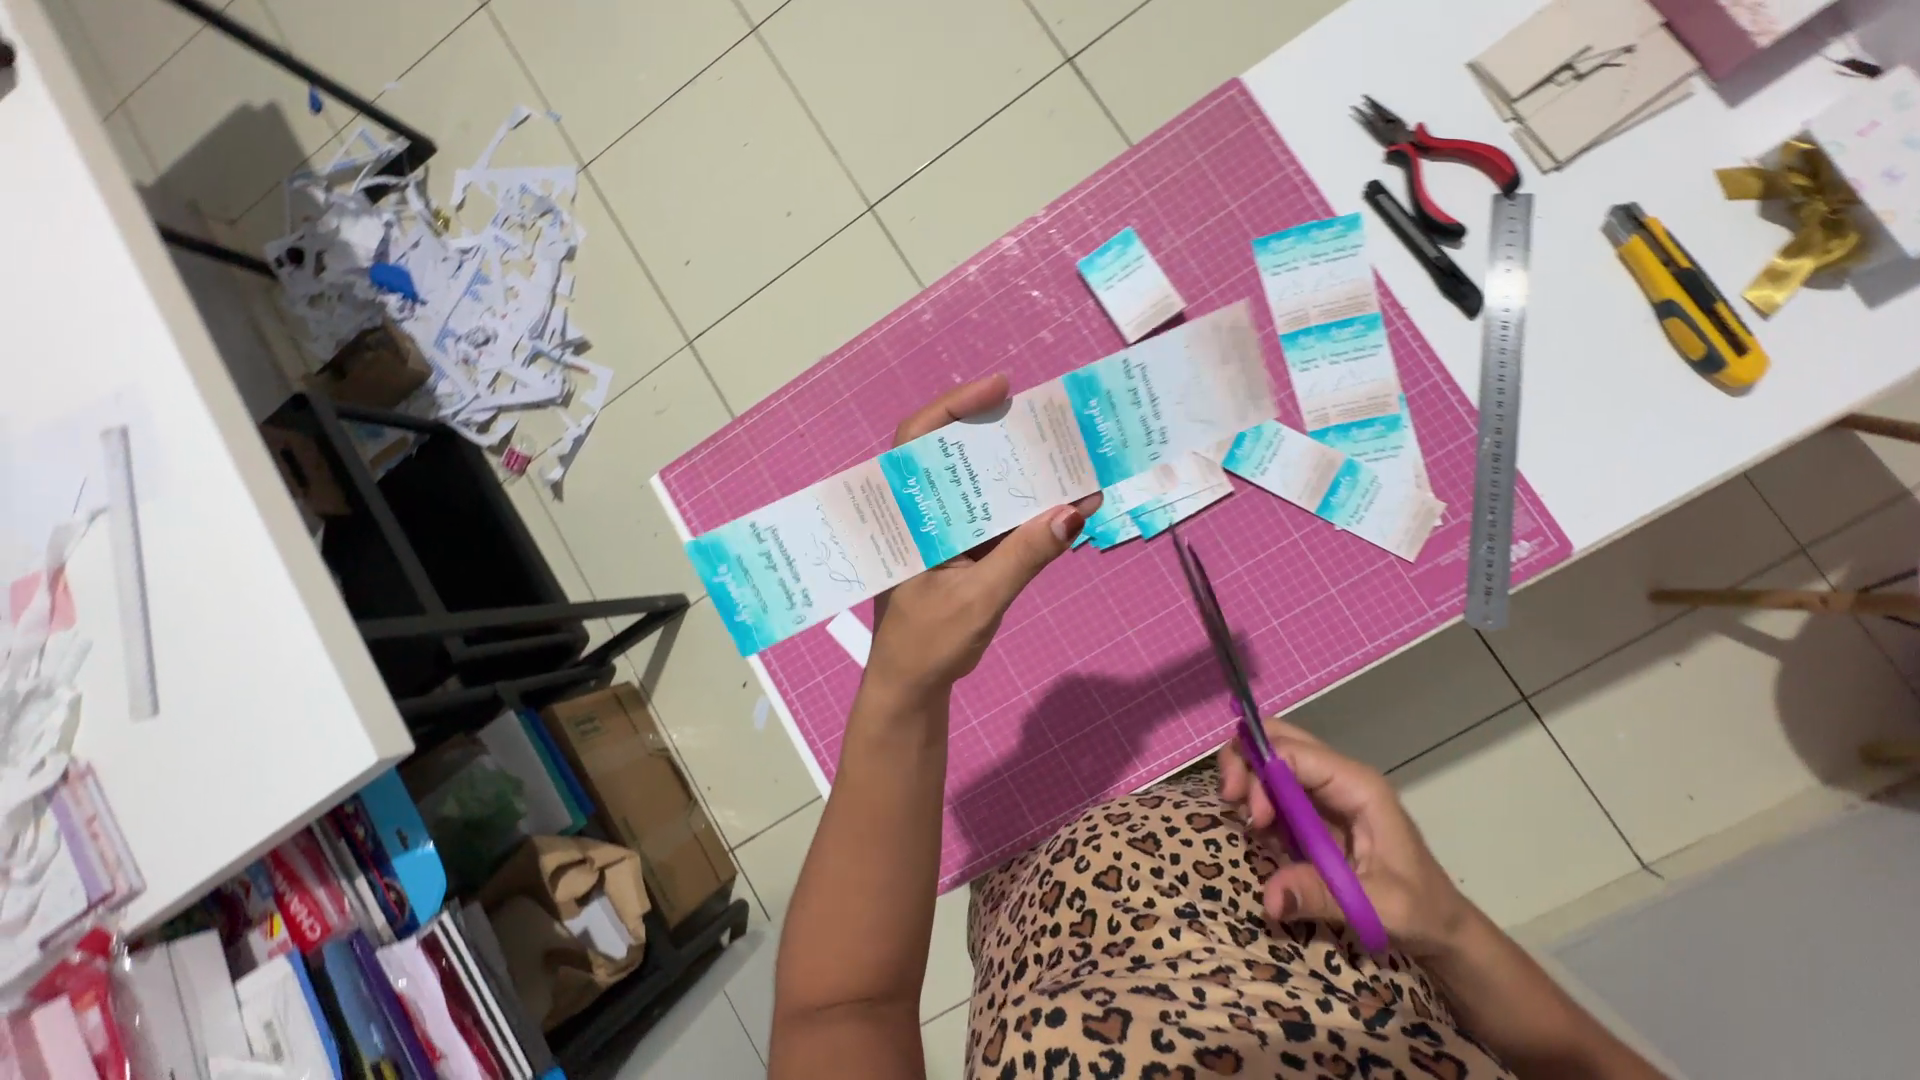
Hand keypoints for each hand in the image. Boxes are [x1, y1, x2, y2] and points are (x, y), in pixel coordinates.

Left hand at [866, 375, 1101, 701]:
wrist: (913, 687)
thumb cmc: (927, 643)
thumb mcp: (977, 600)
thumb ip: (1023, 557)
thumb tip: (1072, 513)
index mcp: (907, 515)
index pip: (917, 441)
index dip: (955, 406)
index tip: (1001, 388)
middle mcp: (925, 513)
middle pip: (958, 456)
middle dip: (1003, 434)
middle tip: (1051, 420)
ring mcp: (946, 532)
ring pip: (983, 487)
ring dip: (1024, 475)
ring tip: (1070, 457)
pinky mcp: (966, 552)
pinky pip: (999, 520)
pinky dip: (1029, 512)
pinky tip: (1066, 503)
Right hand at [1219, 717, 1473, 958]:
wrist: (1441, 928)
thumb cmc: (1420, 911)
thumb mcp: (1376, 906)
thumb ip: (1320, 895)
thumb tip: (1268, 897)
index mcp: (1358, 786)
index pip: (1292, 751)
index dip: (1261, 773)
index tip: (1254, 818)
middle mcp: (1339, 777)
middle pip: (1276, 737)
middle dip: (1244, 761)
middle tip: (1234, 803)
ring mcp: (1325, 791)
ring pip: (1270, 756)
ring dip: (1248, 781)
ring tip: (1252, 824)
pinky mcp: (1313, 810)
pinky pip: (1273, 787)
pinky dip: (1256, 801)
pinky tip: (1263, 835)